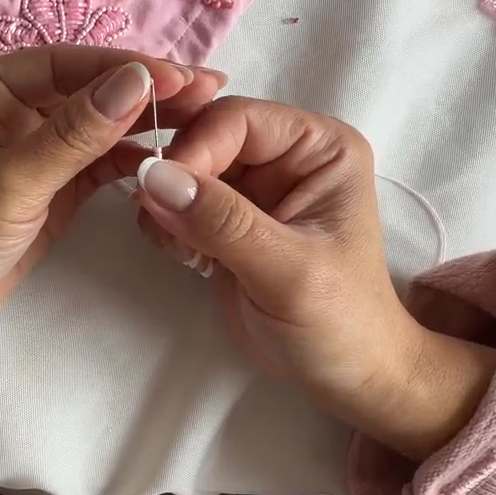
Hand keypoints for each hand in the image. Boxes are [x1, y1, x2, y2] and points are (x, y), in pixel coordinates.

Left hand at [0, 47, 223, 344]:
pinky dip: (132, 158)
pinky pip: (99, 160)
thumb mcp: (11, 182)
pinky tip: (169, 157)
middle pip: (89, 88)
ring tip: (205, 117)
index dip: (124, 67)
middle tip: (211, 89)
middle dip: (146, 88)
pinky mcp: (53, 183)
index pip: (66, 64)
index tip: (180, 77)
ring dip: (147, 121)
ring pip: (99, 123)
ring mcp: (35, 146)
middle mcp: (12, 108)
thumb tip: (137, 80)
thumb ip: (74, 134)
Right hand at [122, 97, 495, 460]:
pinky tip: (189, 259)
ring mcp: (250, 187)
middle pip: (200, 138)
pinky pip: (172, 200)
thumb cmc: (337, 322)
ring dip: (166, 208)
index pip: (235, 119)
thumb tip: (152, 175)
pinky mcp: (221, 218)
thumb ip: (222, 222)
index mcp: (318, 148)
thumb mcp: (286, 271)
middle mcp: (283, 156)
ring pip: (178, 169)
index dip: (193, 149)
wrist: (343, 375)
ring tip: (188, 251)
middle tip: (172, 231)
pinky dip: (165, 226)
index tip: (163, 196)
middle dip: (175, 181)